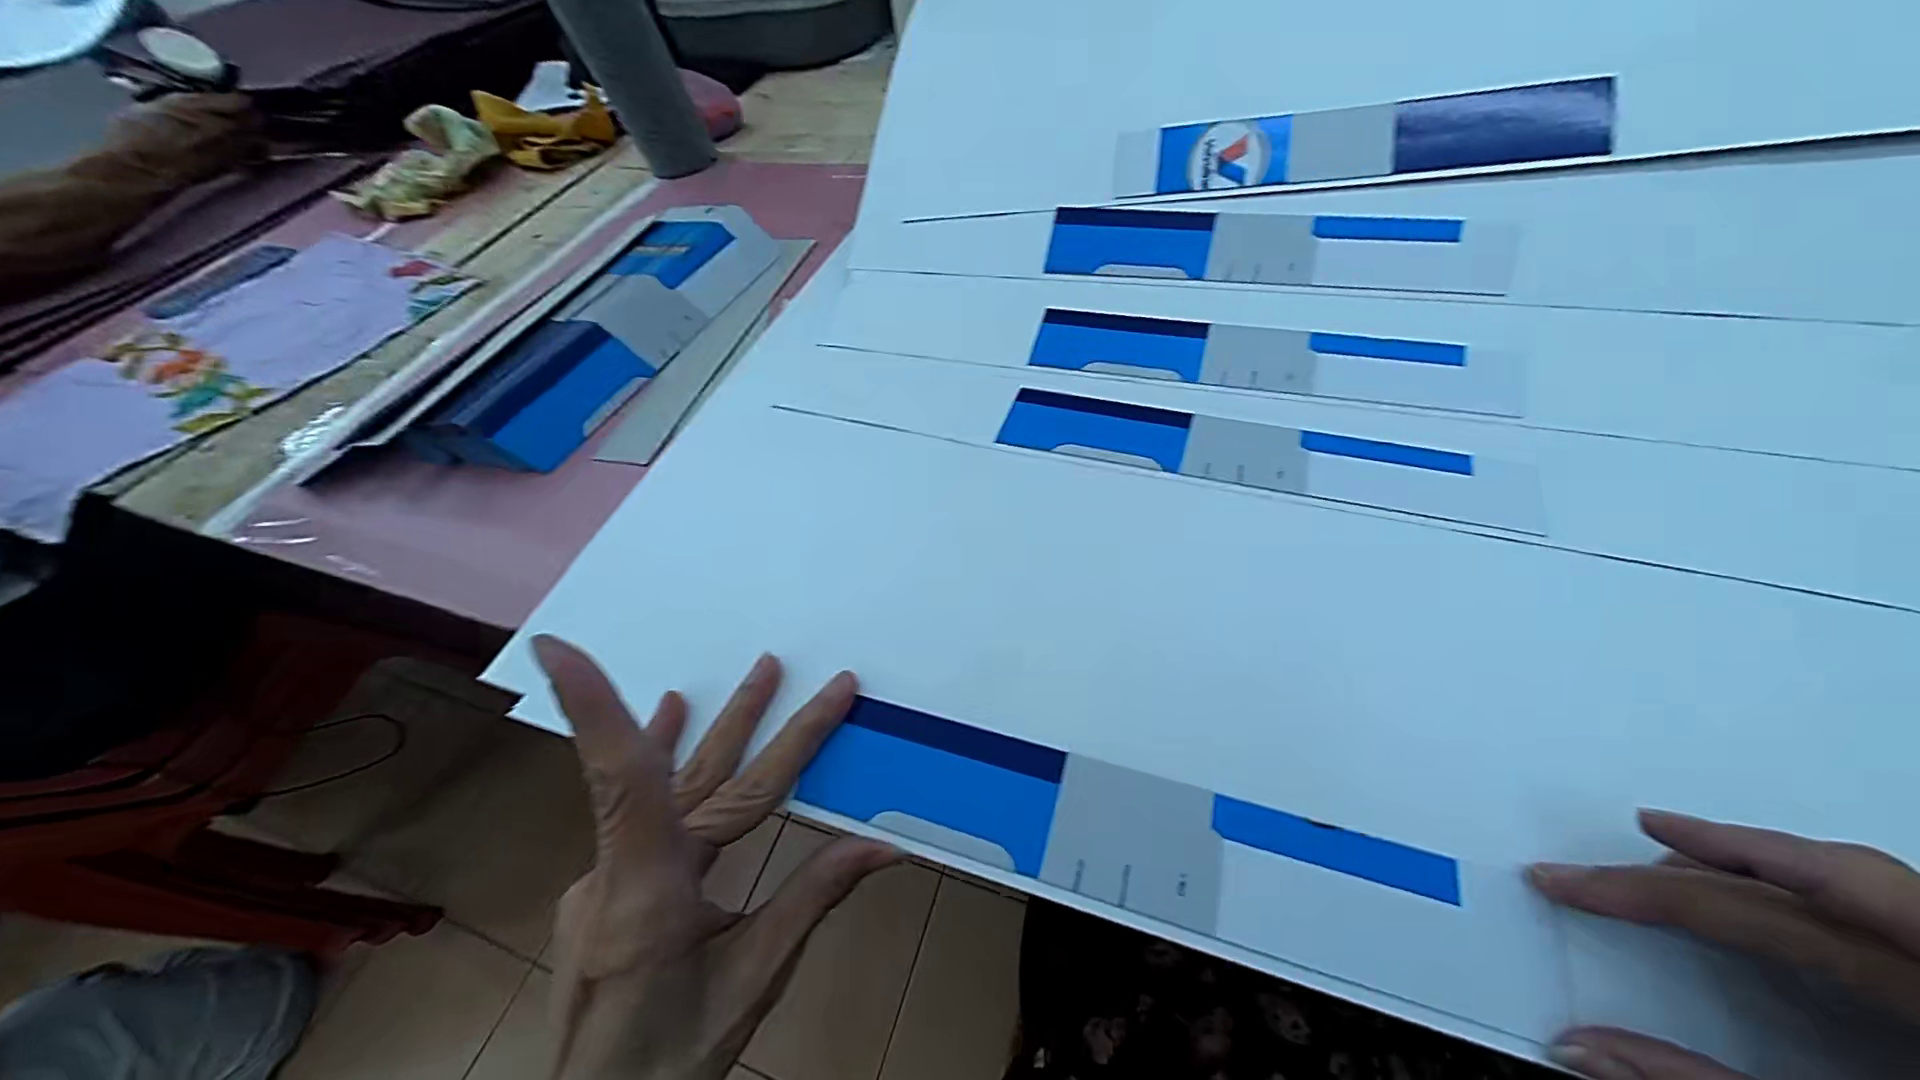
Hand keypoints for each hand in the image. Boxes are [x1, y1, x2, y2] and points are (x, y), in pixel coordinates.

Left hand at [532, 636, 900, 1079]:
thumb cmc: (674, 1051)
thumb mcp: (755, 977)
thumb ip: (813, 898)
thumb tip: (883, 845)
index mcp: (648, 890)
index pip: (634, 781)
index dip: (597, 710)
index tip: (563, 649)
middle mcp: (617, 868)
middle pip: (688, 773)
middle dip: (740, 716)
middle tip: (774, 664)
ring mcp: (606, 874)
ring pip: (666, 784)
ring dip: (709, 727)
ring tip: (753, 678)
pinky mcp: (607, 883)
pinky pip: (638, 807)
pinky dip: (658, 755)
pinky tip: (672, 717)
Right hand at [1529, 809, 1919, 1078]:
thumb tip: (1580, 1048)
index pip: (1768, 917)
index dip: (1651, 893)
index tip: (1565, 881)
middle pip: (1815, 885)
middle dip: (1692, 869)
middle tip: (1598, 874)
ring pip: (1864, 883)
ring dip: (1751, 869)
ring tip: (1666, 862)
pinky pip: (1889, 910)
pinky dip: (1810, 893)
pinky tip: (1764, 899)